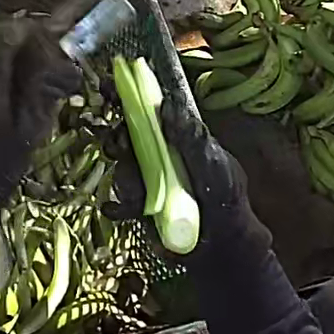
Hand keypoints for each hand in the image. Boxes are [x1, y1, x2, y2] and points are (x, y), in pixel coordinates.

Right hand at [109, 100, 270, 261]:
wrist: (223, 244)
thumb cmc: (225, 196)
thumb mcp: (213, 163)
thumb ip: (191, 137)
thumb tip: (167, 105)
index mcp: (174, 136)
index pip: (148, 110)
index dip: (127, 99)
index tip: (108, 89)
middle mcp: (156, 153)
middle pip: (124, 137)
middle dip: (117, 140)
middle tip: (120, 146)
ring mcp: (145, 179)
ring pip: (120, 169)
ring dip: (126, 179)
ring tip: (141, 195)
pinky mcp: (137, 205)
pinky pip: (118, 201)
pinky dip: (118, 206)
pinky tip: (127, 210)